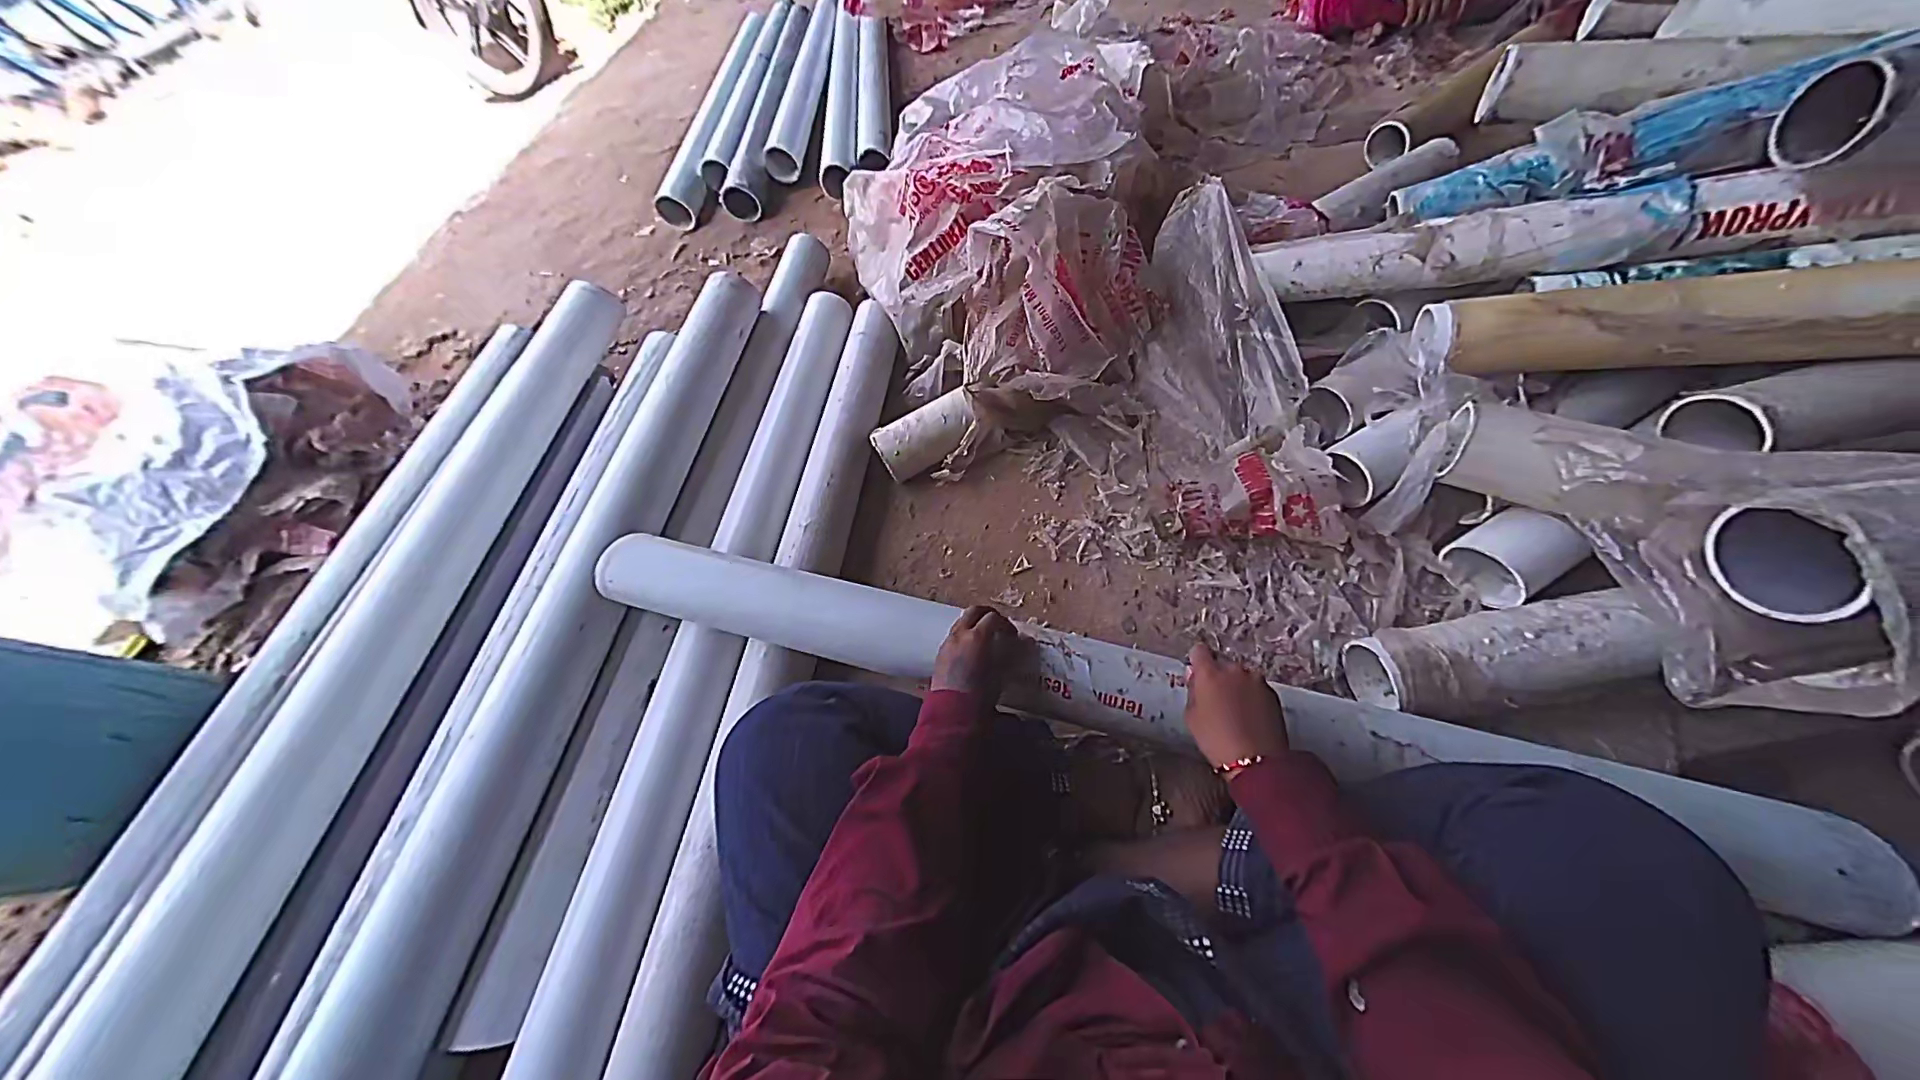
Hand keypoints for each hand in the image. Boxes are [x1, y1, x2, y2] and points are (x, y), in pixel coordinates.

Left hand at [931, 605, 1020, 701]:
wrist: (951, 713)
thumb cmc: (980, 696)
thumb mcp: (1001, 675)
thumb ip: (1010, 655)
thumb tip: (1022, 644)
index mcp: (976, 637)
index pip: (993, 618)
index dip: (1006, 624)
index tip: (1013, 636)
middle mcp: (960, 635)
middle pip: (974, 611)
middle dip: (988, 615)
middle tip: (999, 626)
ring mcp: (947, 643)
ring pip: (962, 621)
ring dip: (975, 624)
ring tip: (986, 639)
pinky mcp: (940, 653)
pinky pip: (954, 635)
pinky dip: (965, 635)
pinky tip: (972, 651)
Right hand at [1183, 642, 1288, 772]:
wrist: (1256, 760)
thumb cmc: (1216, 739)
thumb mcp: (1191, 716)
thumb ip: (1193, 691)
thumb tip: (1196, 679)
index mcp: (1210, 673)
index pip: (1199, 651)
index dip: (1197, 661)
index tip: (1197, 674)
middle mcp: (1234, 670)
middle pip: (1222, 665)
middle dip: (1219, 678)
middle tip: (1216, 701)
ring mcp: (1256, 681)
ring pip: (1241, 677)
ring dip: (1237, 687)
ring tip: (1235, 712)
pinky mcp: (1273, 694)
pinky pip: (1256, 689)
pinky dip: (1252, 697)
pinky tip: (1249, 718)